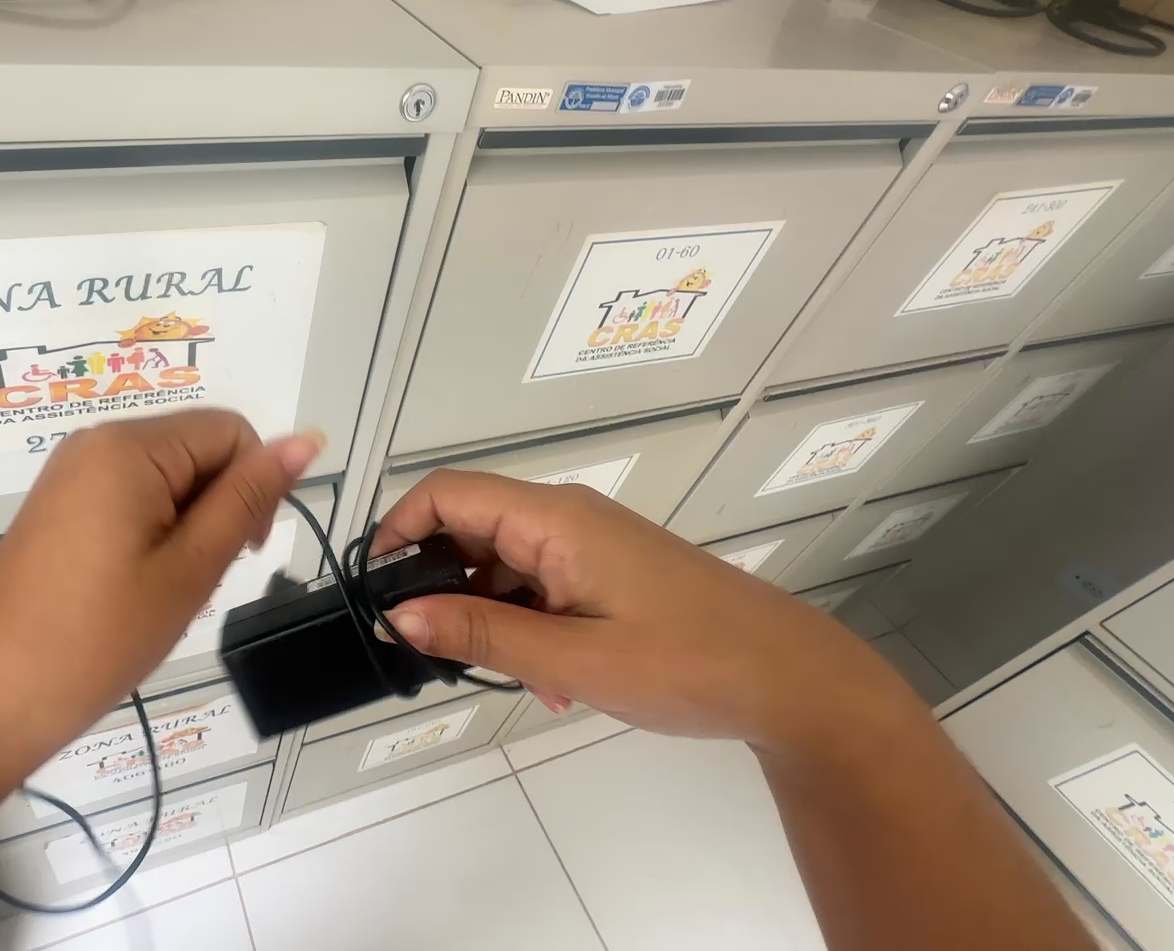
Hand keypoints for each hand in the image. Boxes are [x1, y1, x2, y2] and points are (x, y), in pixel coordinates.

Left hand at [0, 410, 319, 755]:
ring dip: (189, 524)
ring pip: (169, 477)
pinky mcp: (59, 504)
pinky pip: (132, 496)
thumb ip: (249, 497)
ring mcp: (71, 473)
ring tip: (166, 588)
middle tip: (200, 578)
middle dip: (220, 506)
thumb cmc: (97, 637)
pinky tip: (138, 584)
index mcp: (129, 446)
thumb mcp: (190, 566)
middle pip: (197, 449)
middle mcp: (96, 442)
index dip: (255, 486)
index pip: (231, 432)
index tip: (243, 552)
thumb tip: (305, 439)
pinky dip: (155, 531)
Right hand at [372, 470, 925, 754]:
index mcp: (552, 518)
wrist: (796, 680)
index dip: (399, 529)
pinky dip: (527, 621)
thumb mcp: (571, 659)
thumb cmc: (686, 663)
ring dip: (490, 613)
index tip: (377, 586)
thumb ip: (479, 634)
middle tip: (436, 648)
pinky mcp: (605, 565)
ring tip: (512, 678)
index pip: (447, 494)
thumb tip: (399, 617)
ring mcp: (587, 540)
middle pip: (471, 527)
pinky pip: (540, 580)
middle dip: (445, 585)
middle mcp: (564, 515)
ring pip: (504, 560)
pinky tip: (549, 678)